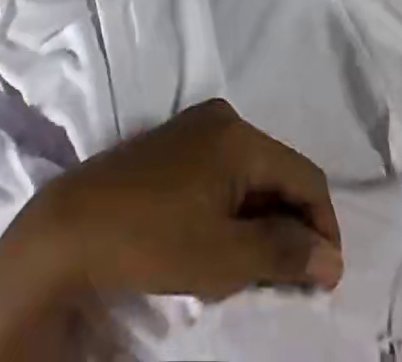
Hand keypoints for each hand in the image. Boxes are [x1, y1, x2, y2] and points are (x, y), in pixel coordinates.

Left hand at [0, 102, 341, 360]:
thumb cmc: (153, 238)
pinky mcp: (171, 144)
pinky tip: (219, 243)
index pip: (307, 179)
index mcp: (238, 135)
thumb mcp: (227, 255)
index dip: (323, 230)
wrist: (71, 227)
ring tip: (250, 269)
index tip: (320, 281)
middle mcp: (220, 119)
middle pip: (278, 174)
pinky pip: (222, 174)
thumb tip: (331, 257)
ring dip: (260, 222)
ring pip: (250, 177)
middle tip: (284, 281)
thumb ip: (286, 253)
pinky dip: (233, 209)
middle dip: (289, 227)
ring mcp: (192, 128)